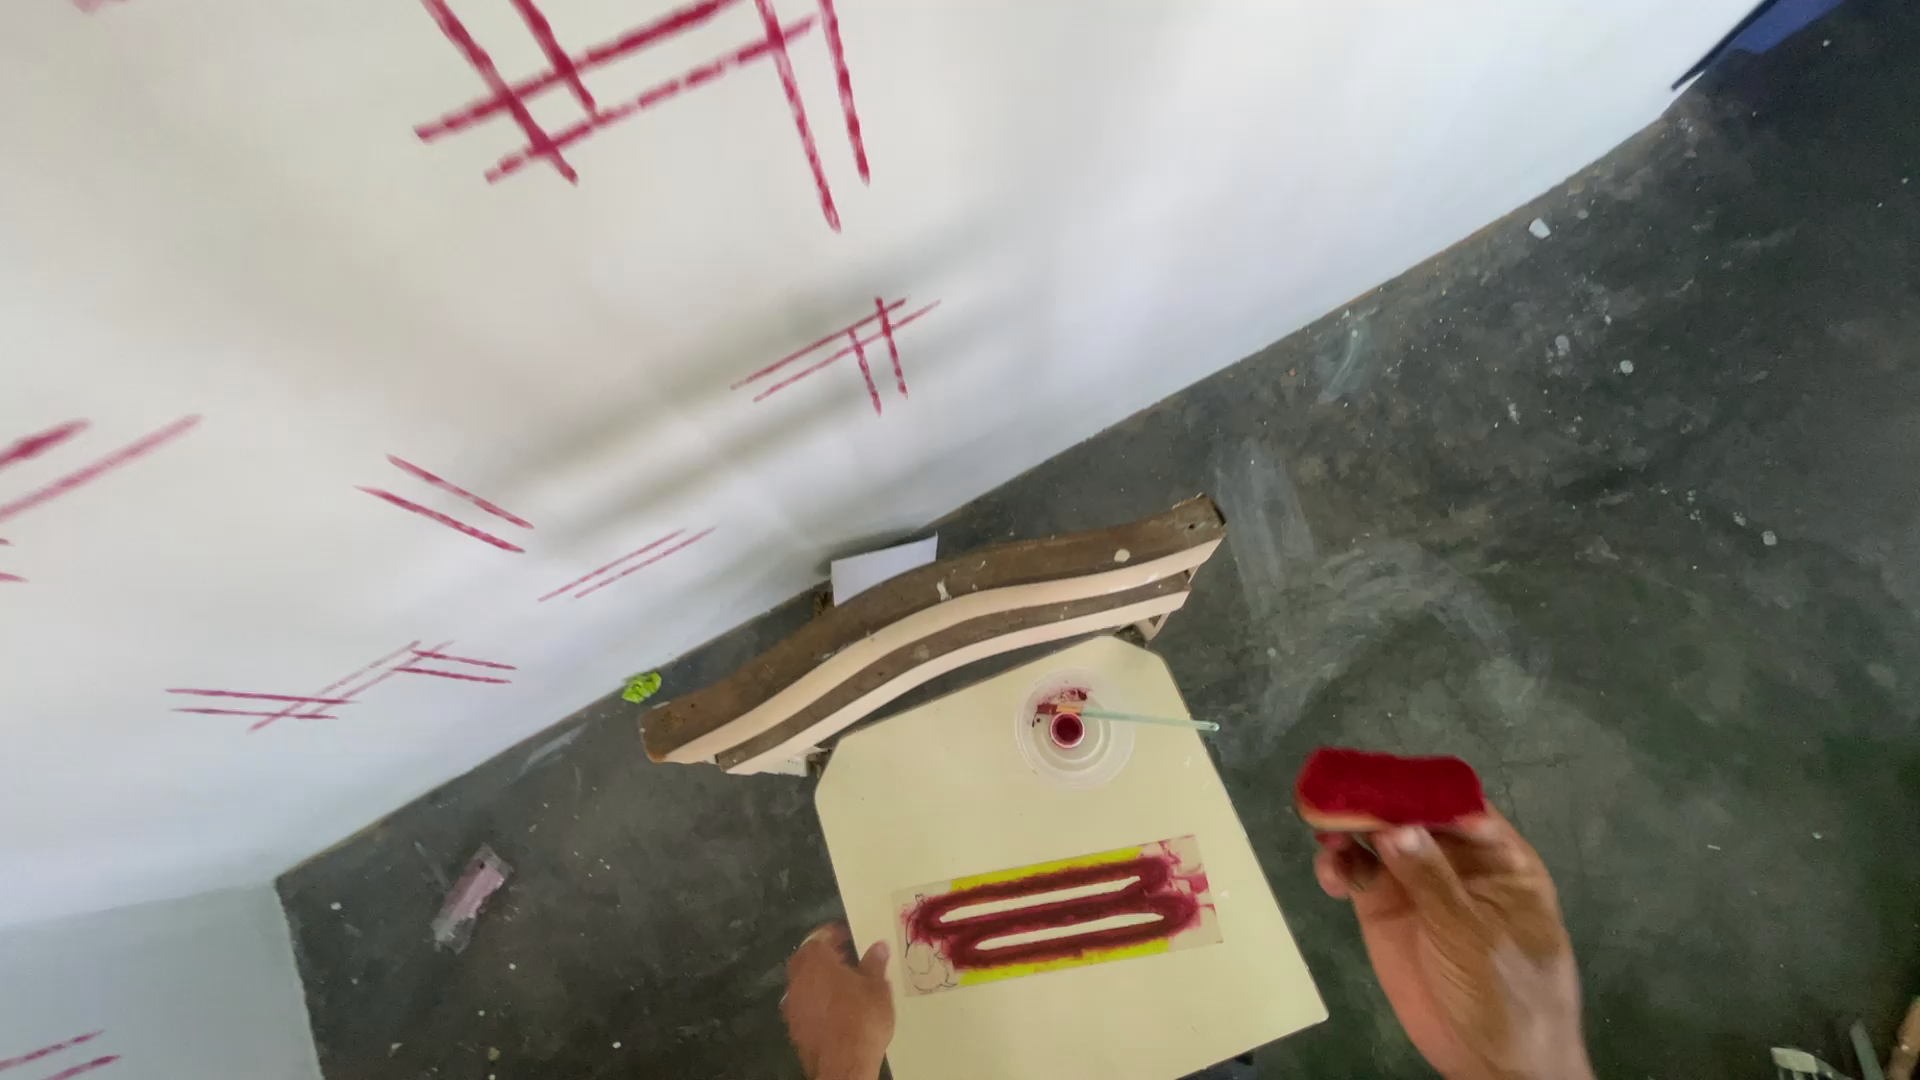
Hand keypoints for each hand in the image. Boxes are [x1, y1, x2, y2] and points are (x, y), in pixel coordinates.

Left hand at [782, 922, 893, 1079]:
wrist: (844, 1067)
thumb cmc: (861, 1017)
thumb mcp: (877, 986)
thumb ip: (875, 963)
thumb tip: (878, 947)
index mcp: (814, 960)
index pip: (820, 935)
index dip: (838, 933)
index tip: (854, 936)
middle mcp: (797, 979)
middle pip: (809, 958)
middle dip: (828, 956)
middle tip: (851, 959)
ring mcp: (792, 1006)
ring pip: (806, 982)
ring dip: (822, 979)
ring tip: (848, 985)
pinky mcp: (794, 1030)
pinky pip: (806, 1004)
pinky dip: (819, 1000)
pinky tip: (839, 1008)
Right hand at [1315, 810, 1593, 1079]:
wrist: (1492, 1064)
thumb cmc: (1509, 996)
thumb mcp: (1476, 937)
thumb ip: (1431, 880)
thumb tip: (1390, 826)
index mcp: (1495, 858)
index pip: (1457, 804)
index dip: (1419, 787)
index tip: (1377, 777)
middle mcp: (1451, 859)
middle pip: (1406, 813)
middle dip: (1370, 803)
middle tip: (1332, 797)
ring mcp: (1413, 880)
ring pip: (1372, 835)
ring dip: (1345, 829)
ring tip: (1326, 836)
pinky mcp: (1381, 903)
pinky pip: (1353, 869)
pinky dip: (1336, 864)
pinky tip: (1330, 876)